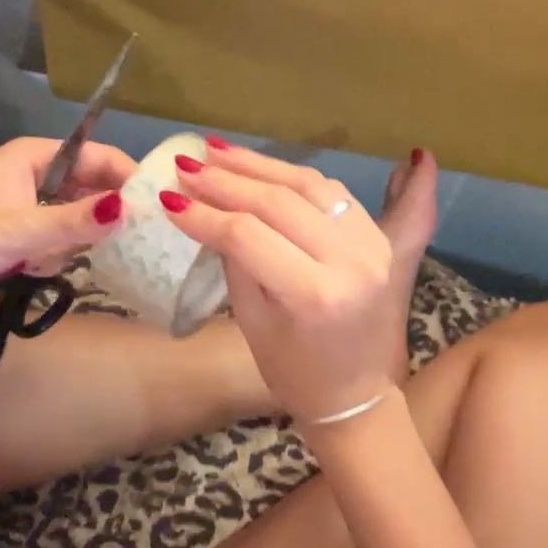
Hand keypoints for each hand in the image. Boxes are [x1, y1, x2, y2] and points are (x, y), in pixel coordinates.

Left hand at [0, 137, 134, 340]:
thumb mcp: (18, 229)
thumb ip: (74, 222)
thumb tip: (130, 209)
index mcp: (31, 157)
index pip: (95, 156)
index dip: (126, 175)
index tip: (158, 202)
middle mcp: (33, 178)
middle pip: (88, 189)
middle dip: (102, 215)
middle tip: (132, 240)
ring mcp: (23, 210)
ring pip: (73, 221)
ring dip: (73, 242)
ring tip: (63, 257)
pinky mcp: (14, 240)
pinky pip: (53, 244)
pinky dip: (51, 258)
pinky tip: (32, 271)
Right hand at [161, 143, 401, 424]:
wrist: (357, 396)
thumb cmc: (295, 372)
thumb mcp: (252, 323)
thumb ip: (235, 262)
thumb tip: (205, 209)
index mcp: (314, 295)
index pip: (249, 235)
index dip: (205, 214)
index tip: (168, 197)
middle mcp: (351, 261)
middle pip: (280, 202)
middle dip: (226, 180)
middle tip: (186, 163)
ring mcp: (372, 246)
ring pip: (310, 185)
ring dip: (260, 165)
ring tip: (217, 151)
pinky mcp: (379, 238)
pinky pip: (333, 194)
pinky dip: (295, 176)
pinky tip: (261, 168)